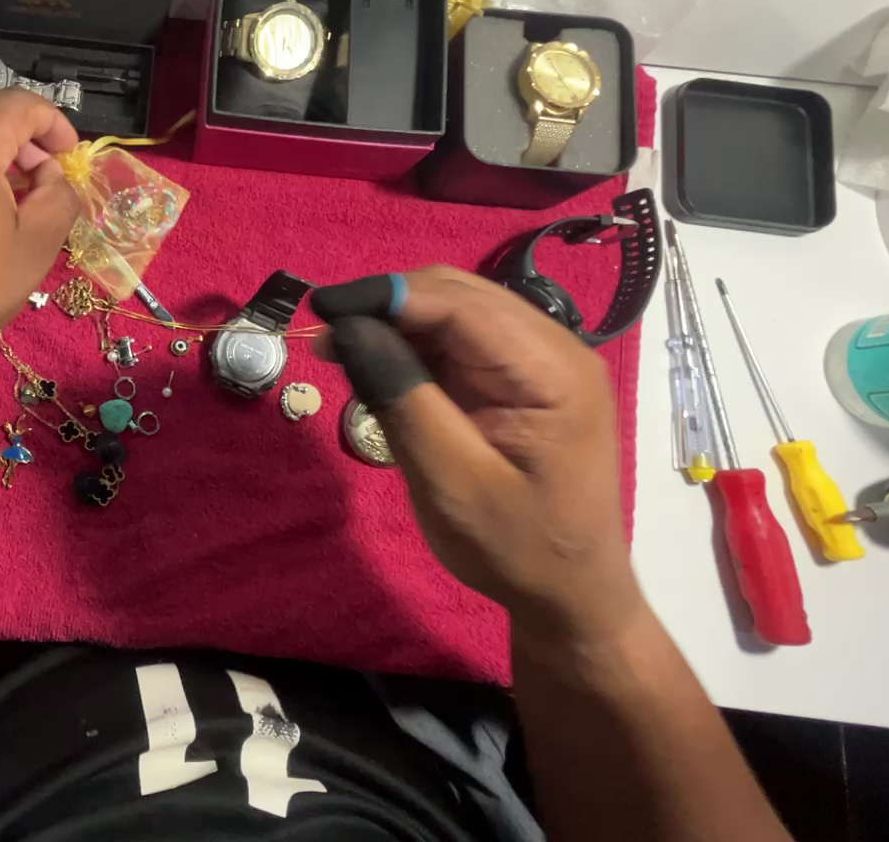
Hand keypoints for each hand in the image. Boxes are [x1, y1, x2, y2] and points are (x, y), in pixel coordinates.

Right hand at [314, 267, 642, 645]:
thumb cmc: (515, 546)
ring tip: (342, 352)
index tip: (319, 309)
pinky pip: (455, 338)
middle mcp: (551, 349)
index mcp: (551, 371)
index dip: (385, 295)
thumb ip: (401, 396)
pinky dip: (409, 344)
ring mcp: (536, 360)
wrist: (568, 594)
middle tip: (326, 338)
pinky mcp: (516, 376)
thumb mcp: (449, 478)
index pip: (459, 303)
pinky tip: (378, 365)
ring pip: (451, 309)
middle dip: (385, 304)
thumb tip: (347, 329)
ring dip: (393, 322)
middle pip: (456, 294)